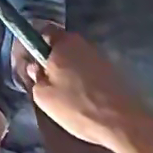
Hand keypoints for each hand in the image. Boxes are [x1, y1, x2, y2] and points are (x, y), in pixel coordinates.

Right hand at [11, 23, 152, 152]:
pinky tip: (82, 99)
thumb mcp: (44, 97)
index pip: (43, 30)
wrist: (122, 122)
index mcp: (63, 43)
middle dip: (51, 60)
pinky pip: (88, 69)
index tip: (30, 62)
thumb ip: (34, 77)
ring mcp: (98, 54)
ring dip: (67, 71)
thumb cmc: (77, 106)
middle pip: (59, 45)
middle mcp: (82, 42)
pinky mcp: (111, 69)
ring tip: (64, 95)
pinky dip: (82, 79)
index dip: (34, 44)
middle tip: (44, 83)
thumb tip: (35, 67)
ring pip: (74, 58)